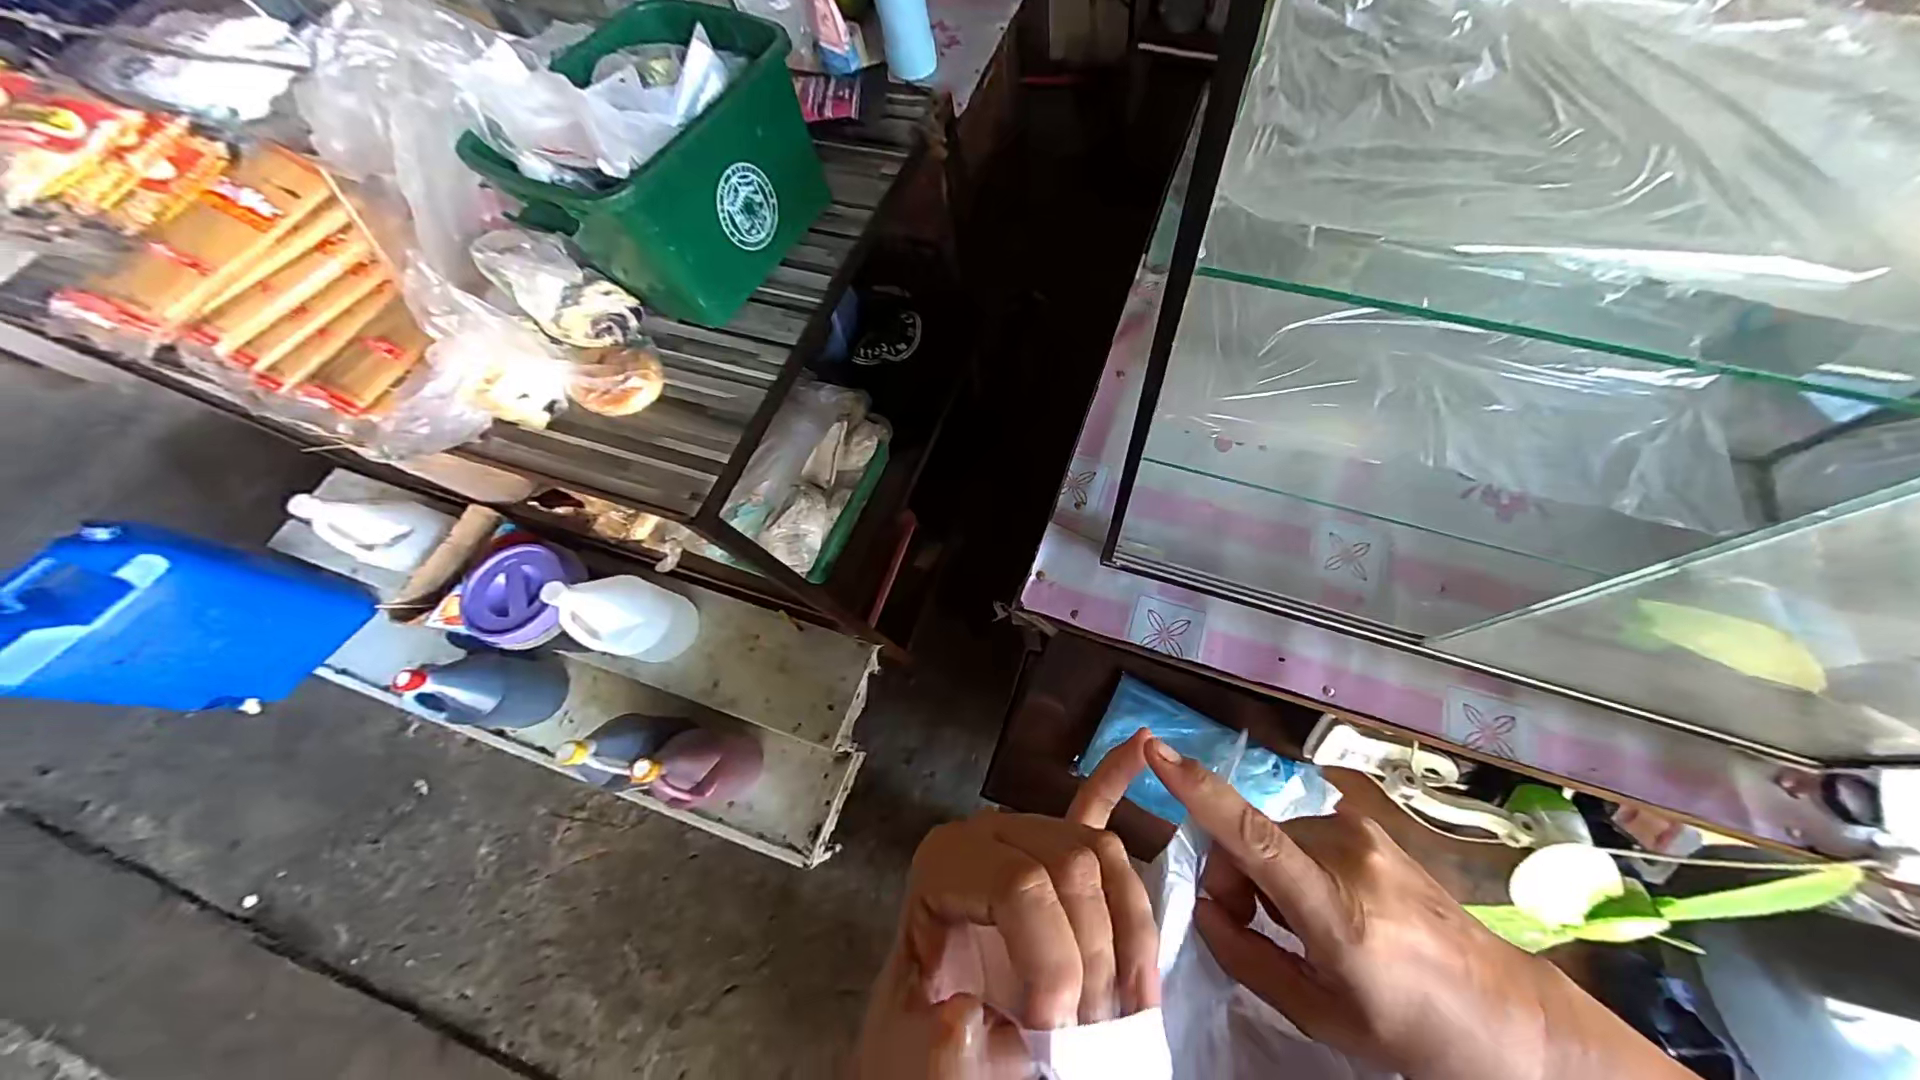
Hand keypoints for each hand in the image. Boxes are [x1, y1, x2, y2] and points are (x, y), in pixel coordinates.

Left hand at [854, 729, 1160, 1077]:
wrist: (924, 1034)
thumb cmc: (917, 1037)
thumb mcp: (915, 1054)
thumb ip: (943, 1047)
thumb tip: (970, 1013)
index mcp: (945, 865)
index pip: (1019, 885)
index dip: (1052, 958)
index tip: (1057, 1032)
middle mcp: (986, 834)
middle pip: (1069, 864)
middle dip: (1095, 952)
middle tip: (1092, 1028)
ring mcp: (1026, 833)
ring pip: (1100, 852)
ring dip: (1129, 927)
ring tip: (1130, 997)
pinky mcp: (1055, 850)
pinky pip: (1092, 807)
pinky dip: (1118, 778)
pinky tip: (1145, 746)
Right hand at [1146, 742, 1691, 1079]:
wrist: (1515, 1016)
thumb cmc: (1417, 1034)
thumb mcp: (1323, 1016)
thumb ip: (1246, 957)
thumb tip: (1205, 907)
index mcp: (1339, 915)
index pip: (1255, 840)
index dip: (1199, 792)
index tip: (1155, 750)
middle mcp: (1347, 856)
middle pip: (1246, 843)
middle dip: (1232, 881)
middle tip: (1254, 929)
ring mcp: (1361, 835)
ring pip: (1270, 839)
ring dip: (1264, 875)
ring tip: (1304, 925)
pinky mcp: (1368, 827)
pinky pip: (1299, 836)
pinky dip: (1293, 866)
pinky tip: (1330, 905)